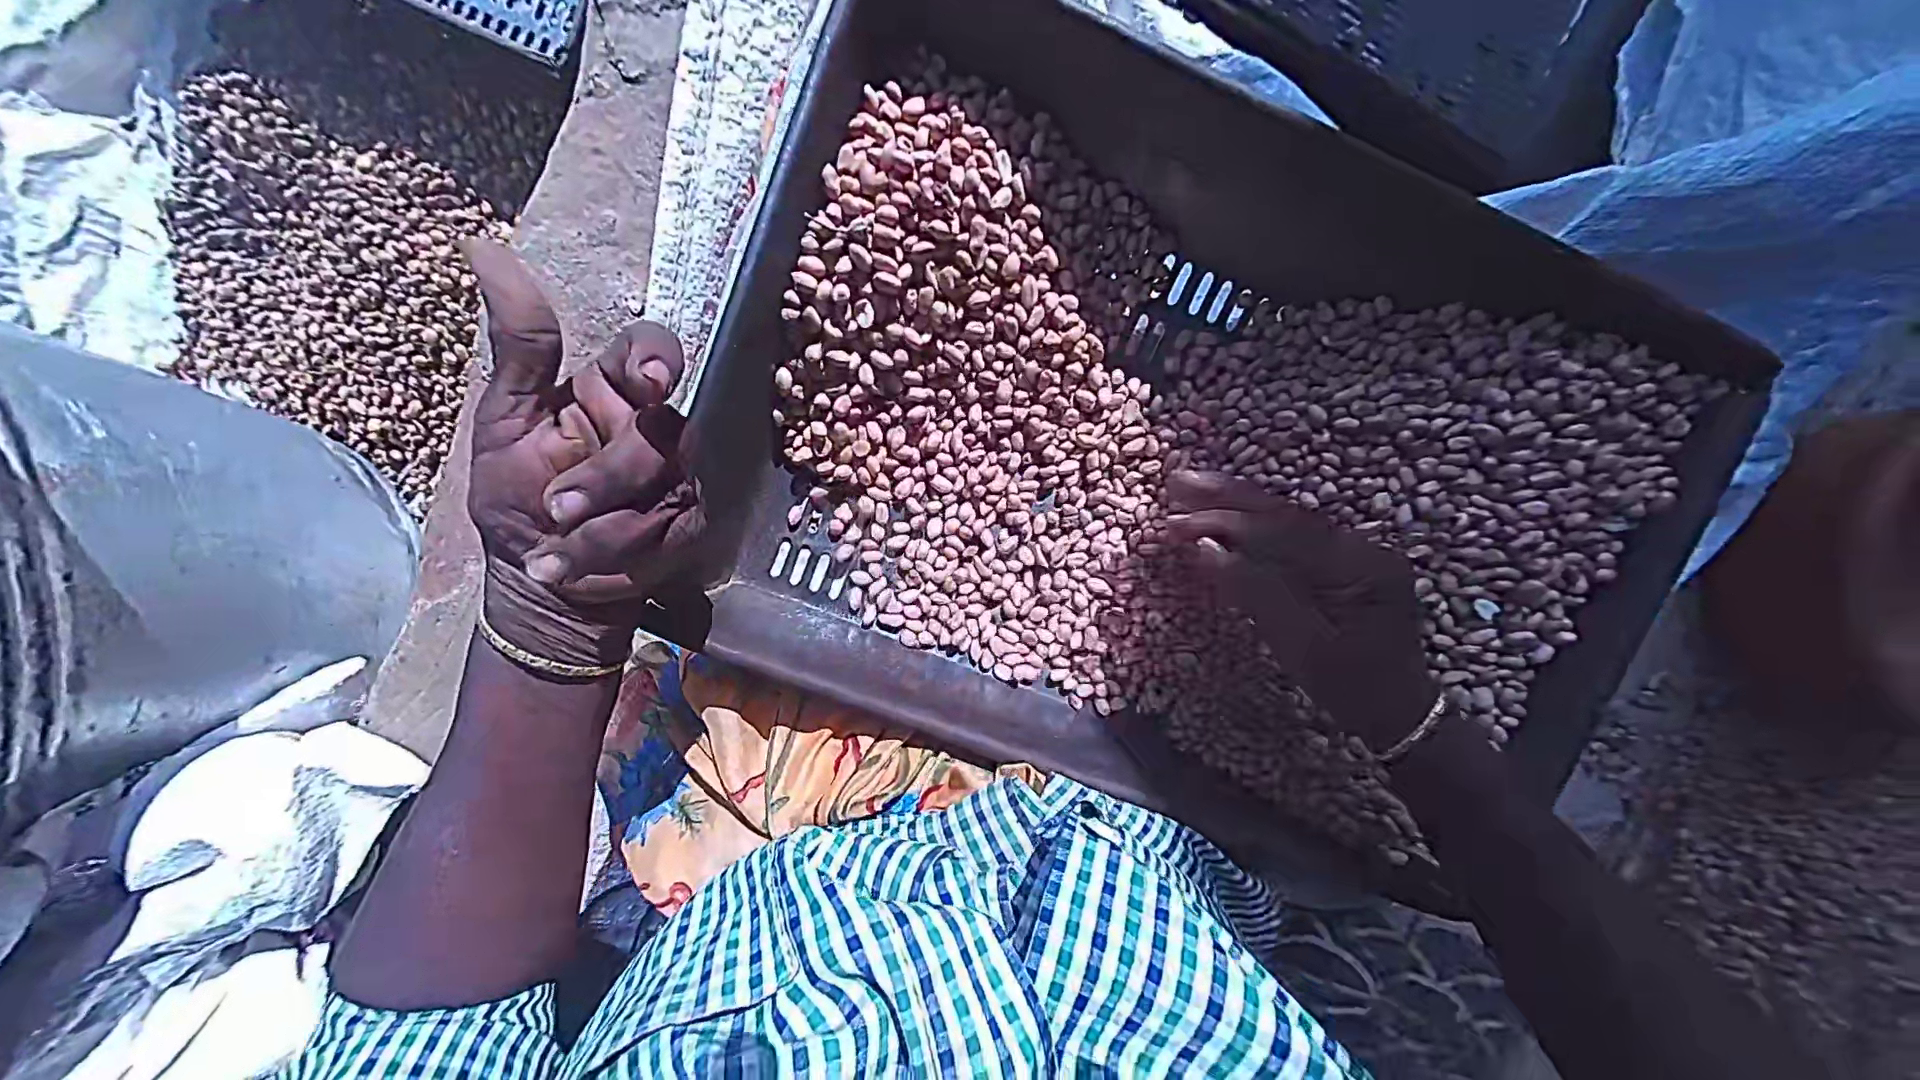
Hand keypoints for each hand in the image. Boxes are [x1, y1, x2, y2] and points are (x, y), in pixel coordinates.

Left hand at [464, 240, 704, 668]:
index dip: (658, 358)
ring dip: (606, 527)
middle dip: (608, 476)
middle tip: (558, 508)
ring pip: (666, 486)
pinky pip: (668, 531)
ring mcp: (681, 476)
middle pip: (662, 430)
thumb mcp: (504, 421)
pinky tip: (576, 567)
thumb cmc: (518, 494)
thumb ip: (519, 349)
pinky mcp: (693, 522)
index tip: (650, 382)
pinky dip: (618, 554)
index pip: (652, 352)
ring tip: (553, 553)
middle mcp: (657, 429)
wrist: (541, 579)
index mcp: (614, 392)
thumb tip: (484, 249)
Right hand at [1163, 470, 1432, 752]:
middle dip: (1228, 498)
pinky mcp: (1340, 564)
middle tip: (1179, 481)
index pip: (1284, 531)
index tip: (1177, 523)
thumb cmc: (1352, 687)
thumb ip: (1255, 592)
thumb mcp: (1302, 647)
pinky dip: (1253, 525)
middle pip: (1285, 514)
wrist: (1400, 713)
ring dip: (1236, 505)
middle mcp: (1362, 548)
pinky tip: (1225, 514)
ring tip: (1192, 490)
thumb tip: (1205, 549)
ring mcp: (1354, 553)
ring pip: (1286, 520)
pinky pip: (1291, 536)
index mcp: (1360, 566)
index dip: (1226, 522)